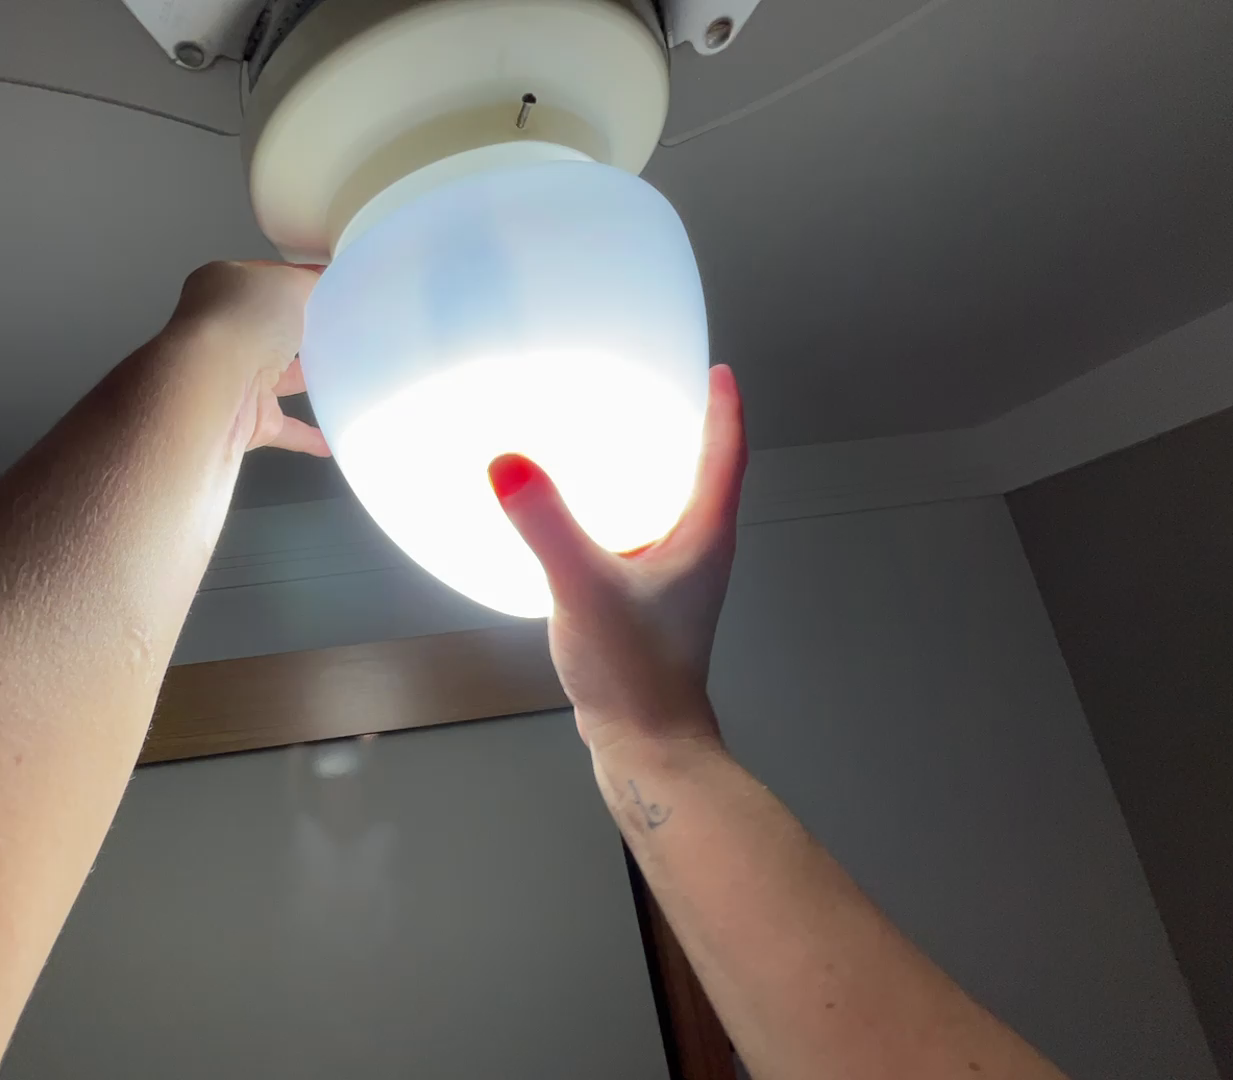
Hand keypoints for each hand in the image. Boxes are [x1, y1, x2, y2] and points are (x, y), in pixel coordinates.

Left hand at [170, 260, 329, 455]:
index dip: (296, 283)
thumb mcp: (286, 282)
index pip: (264, 282)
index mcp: (223, 288)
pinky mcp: (247, 420)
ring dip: (306, 381)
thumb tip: (321, 281)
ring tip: (345, 376)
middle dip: (302, 333)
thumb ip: (308, 282)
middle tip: (344, 331)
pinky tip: (330, 438)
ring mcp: (234, 379)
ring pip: (277, 379)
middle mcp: (224, 333)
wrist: (217, 382)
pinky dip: (306, 435)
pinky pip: (284, 428)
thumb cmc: (246, 320)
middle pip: (271, 332)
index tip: (330, 289)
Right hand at [488, 365, 746, 760]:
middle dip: (690, 435)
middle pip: (705, 480)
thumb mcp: (584, 586)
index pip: (725, 456)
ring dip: (656, 477)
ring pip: (672, 513)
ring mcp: (674, 585)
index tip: (717, 370)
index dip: (723, 409)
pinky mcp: (647, 607)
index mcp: (703, 540)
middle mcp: (698, 557)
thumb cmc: (631, 669)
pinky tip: (583, 522)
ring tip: (620, 448)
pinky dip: (621, 517)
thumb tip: (506, 462)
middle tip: (661, 396)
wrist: (643, 743)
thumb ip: (546, 524)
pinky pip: (640, 542)